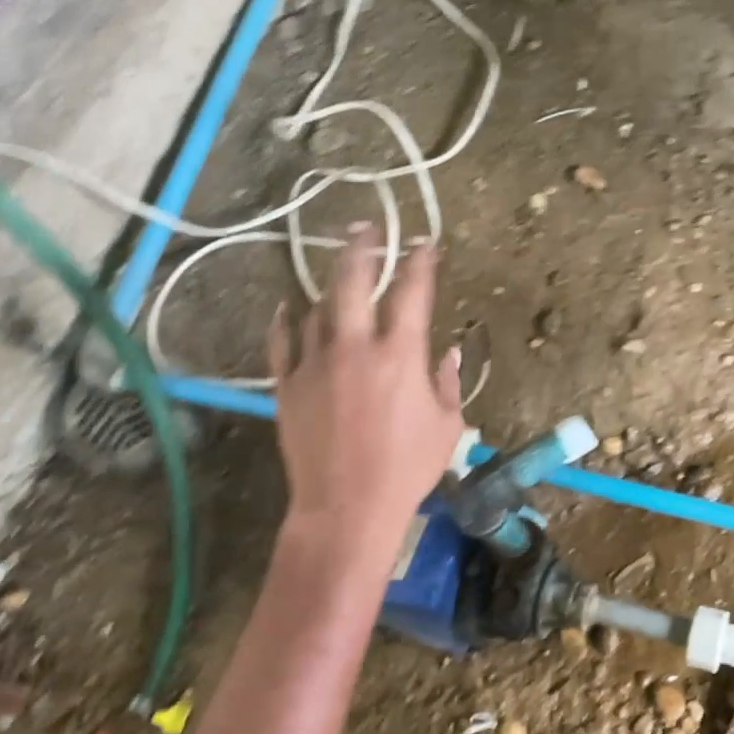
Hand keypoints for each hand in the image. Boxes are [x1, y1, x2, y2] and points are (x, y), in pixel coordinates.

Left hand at [268, 226, 463, 564]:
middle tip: (366, 227)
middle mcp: (356, 348)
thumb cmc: (408, 468)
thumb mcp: (447, 425)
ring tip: (338, 275)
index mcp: (401, 355)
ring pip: (319, 309)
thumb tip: (450, 351)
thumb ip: (447, 381)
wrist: (346, 507)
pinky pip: (283, 343)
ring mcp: (315, 364)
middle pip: (354, 281)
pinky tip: (288, 309)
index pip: (413, 293)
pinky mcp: (286, 386)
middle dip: (362, 248)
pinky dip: (286, 322)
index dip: (421, 263)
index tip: (424, 243)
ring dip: (332, 288)